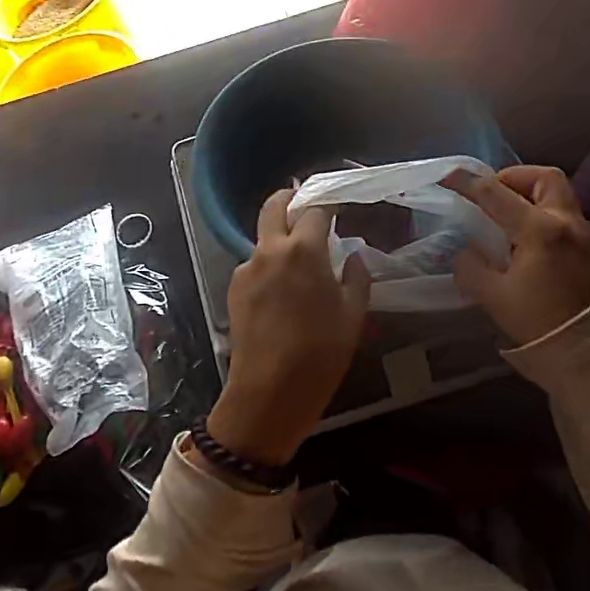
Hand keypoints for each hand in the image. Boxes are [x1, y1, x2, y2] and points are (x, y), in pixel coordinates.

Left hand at [208, 188, 369, 464]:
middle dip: (290, 198)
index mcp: (303, 250)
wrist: (269, 392)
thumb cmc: (321, 353)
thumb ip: (356, 278)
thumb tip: (353, 258)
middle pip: (274, 206)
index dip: (328, 204)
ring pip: (263, 239)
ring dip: (280, 241)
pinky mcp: (233, 289)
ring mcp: (246, 269)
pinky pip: (255, 266)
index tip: (338, 208)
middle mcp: (270, 250)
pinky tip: (282, 294)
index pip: (316, 209)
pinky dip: (269, 267)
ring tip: (300, 267)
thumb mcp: (353, 315)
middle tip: (307, 209)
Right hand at [446, 166, 589, 345]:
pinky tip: (527, 239)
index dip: (468, 183)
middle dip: (513, 178)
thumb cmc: (540, 322)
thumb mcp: (493, 297)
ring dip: (531, 195)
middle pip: (543, 178)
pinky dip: (543, 214)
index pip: (496, 194)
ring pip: (559, 195)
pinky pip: (565, 216)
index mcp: (539, 230)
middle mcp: (566, 222)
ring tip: (507, 216)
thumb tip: (465, 251)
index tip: (449, 177)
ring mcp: (584, 234)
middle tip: (492, 195)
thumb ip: (472, 267)